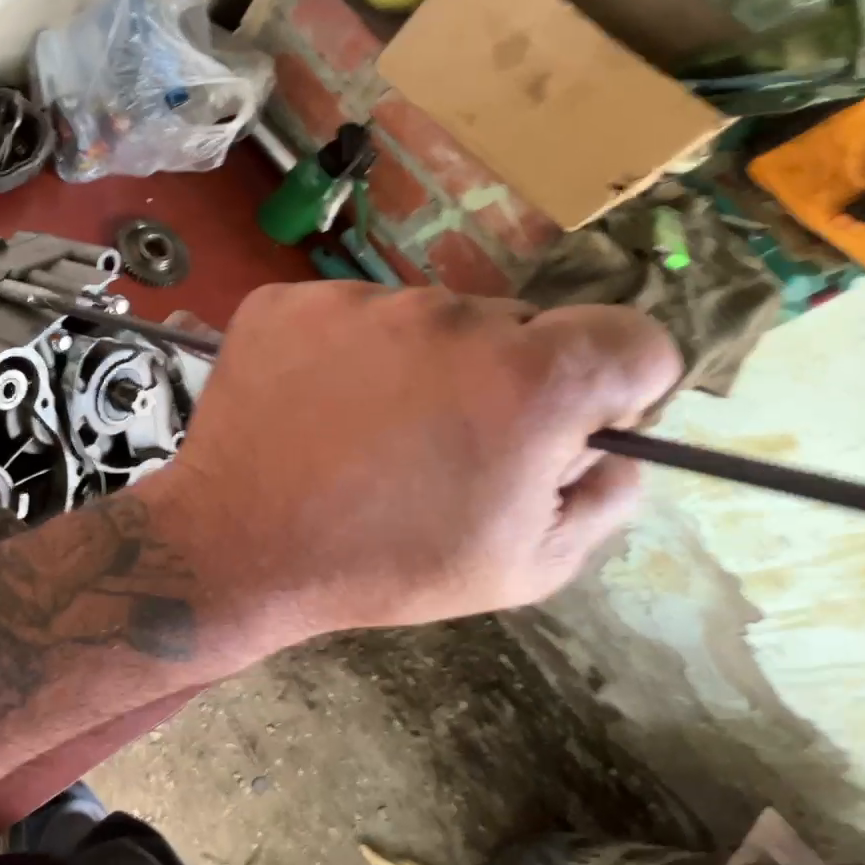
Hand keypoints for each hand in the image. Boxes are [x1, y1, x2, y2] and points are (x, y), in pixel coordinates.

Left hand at [138, 282, 680, 657]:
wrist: (236, 541)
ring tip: (362, 428)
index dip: (611, 387)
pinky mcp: (282, 301)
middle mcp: (443, 315)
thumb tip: (611, 442)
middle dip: (499, 376)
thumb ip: (603, 492)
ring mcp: (352, 301)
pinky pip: (340, 315)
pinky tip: (313, 402)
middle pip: (512, 326)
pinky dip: (337, 350)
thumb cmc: (384, 563)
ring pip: (419, 318)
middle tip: (438, 441)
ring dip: (411, 360)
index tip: (563, 426)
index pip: (628, 337)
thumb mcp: (529, 562)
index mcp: (527, 376)